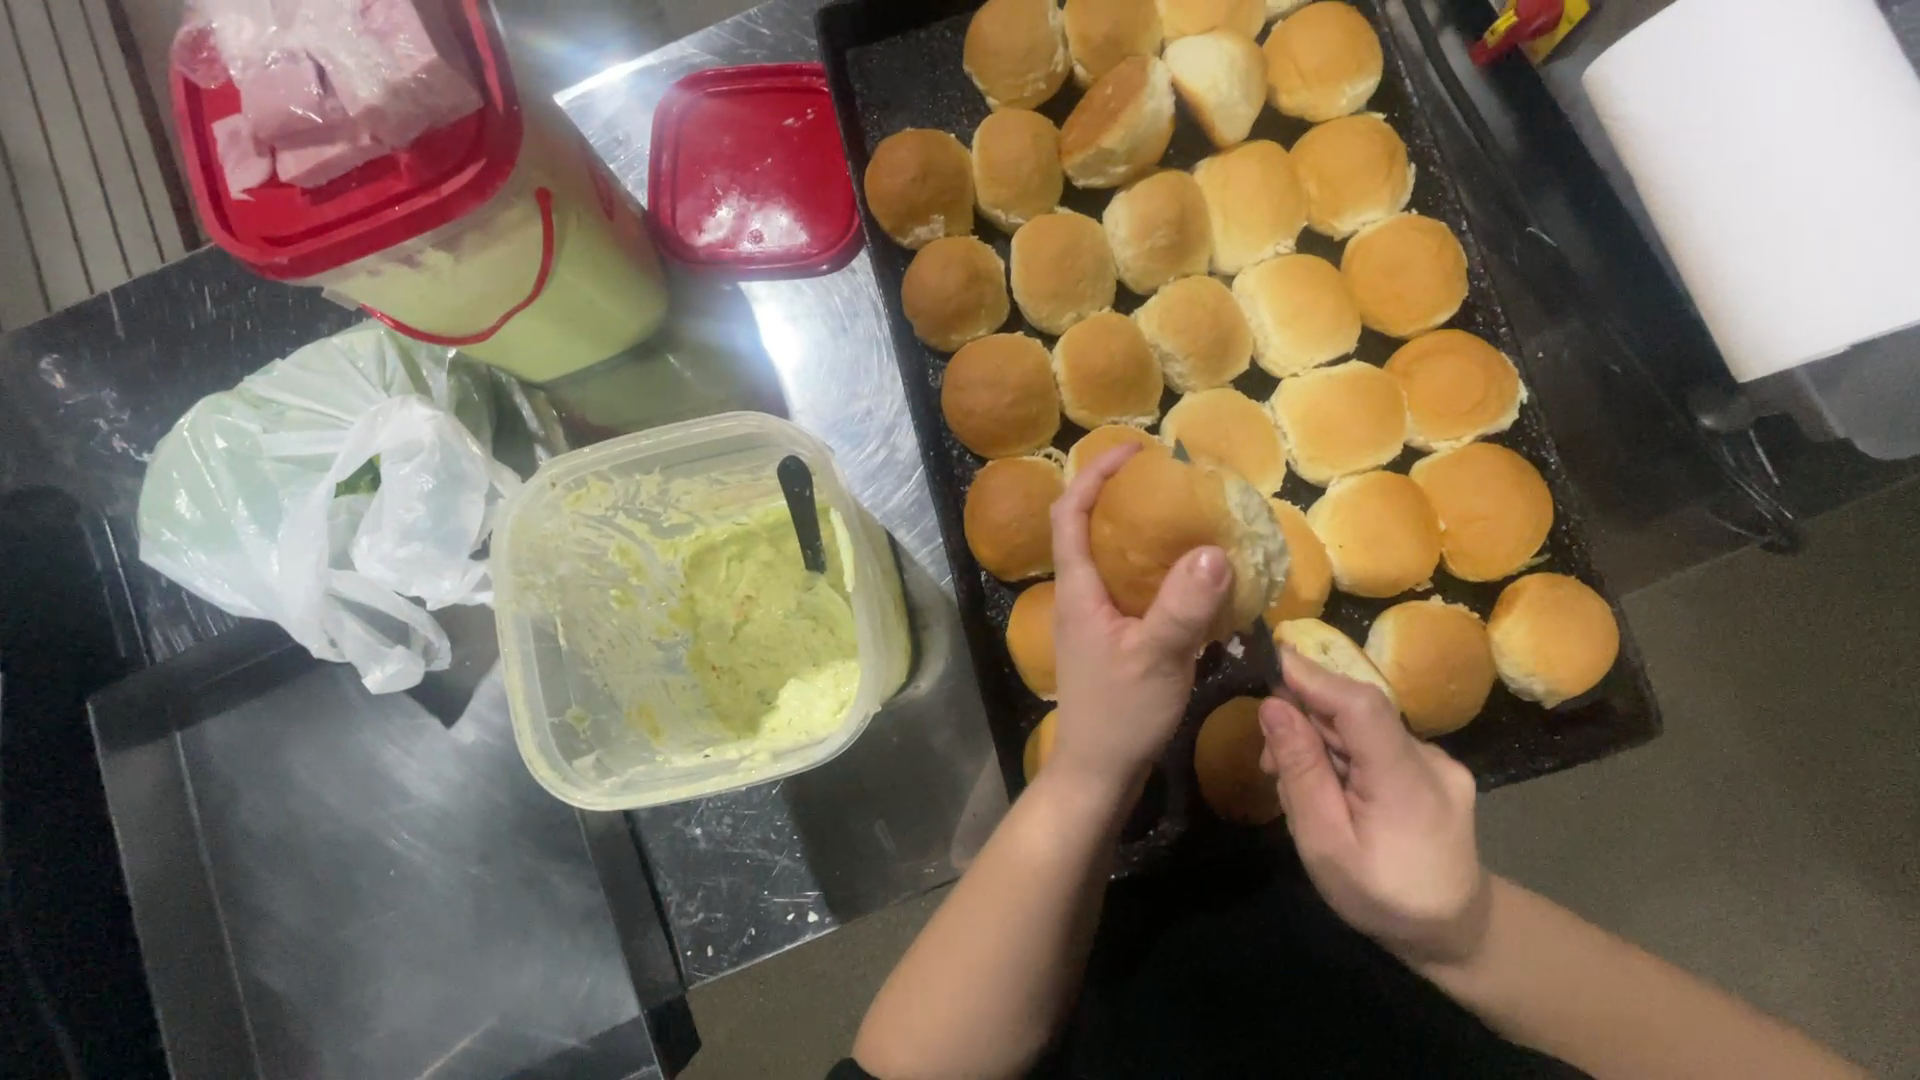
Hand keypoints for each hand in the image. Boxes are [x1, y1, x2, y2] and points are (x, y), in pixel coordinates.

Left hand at [1046, 444, 1233, 797]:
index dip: (1094, 475)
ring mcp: (1097, 618)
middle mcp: (1082, 596)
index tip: (1134, 451)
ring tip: (1193, 521)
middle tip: (1174, 482)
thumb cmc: (1119, 714)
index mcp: (1078, 590)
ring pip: (1117, 560)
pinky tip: (1200, 581)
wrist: (1100, 770)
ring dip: (1147, 536)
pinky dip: (1162, 575)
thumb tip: (1214, 549)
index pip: (1070, 514)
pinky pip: (1136, 591)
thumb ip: (1183, 607)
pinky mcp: (1116, 638)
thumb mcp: (1156, 658)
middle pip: (1092, 529)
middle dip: (1126, 498)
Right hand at [1259, 650, 1490, 964]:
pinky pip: (1376, 742)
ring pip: (1363, 728)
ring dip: (1319, 739)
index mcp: (1407, 783)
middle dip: (1304, 719)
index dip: (1313, 676)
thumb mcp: (1324, 845)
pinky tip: (1327, 786)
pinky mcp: (1434, 769)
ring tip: (1292, 783)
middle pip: (1357, 713)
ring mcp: (1437, 763)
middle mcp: (1431, 760)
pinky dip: (1342, 753)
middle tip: (1266, 759)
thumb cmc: (1381, 897)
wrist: (1455, 932)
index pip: (1360, 706)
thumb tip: (1271, 706)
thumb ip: (1300, 772)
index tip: (1267, 659)